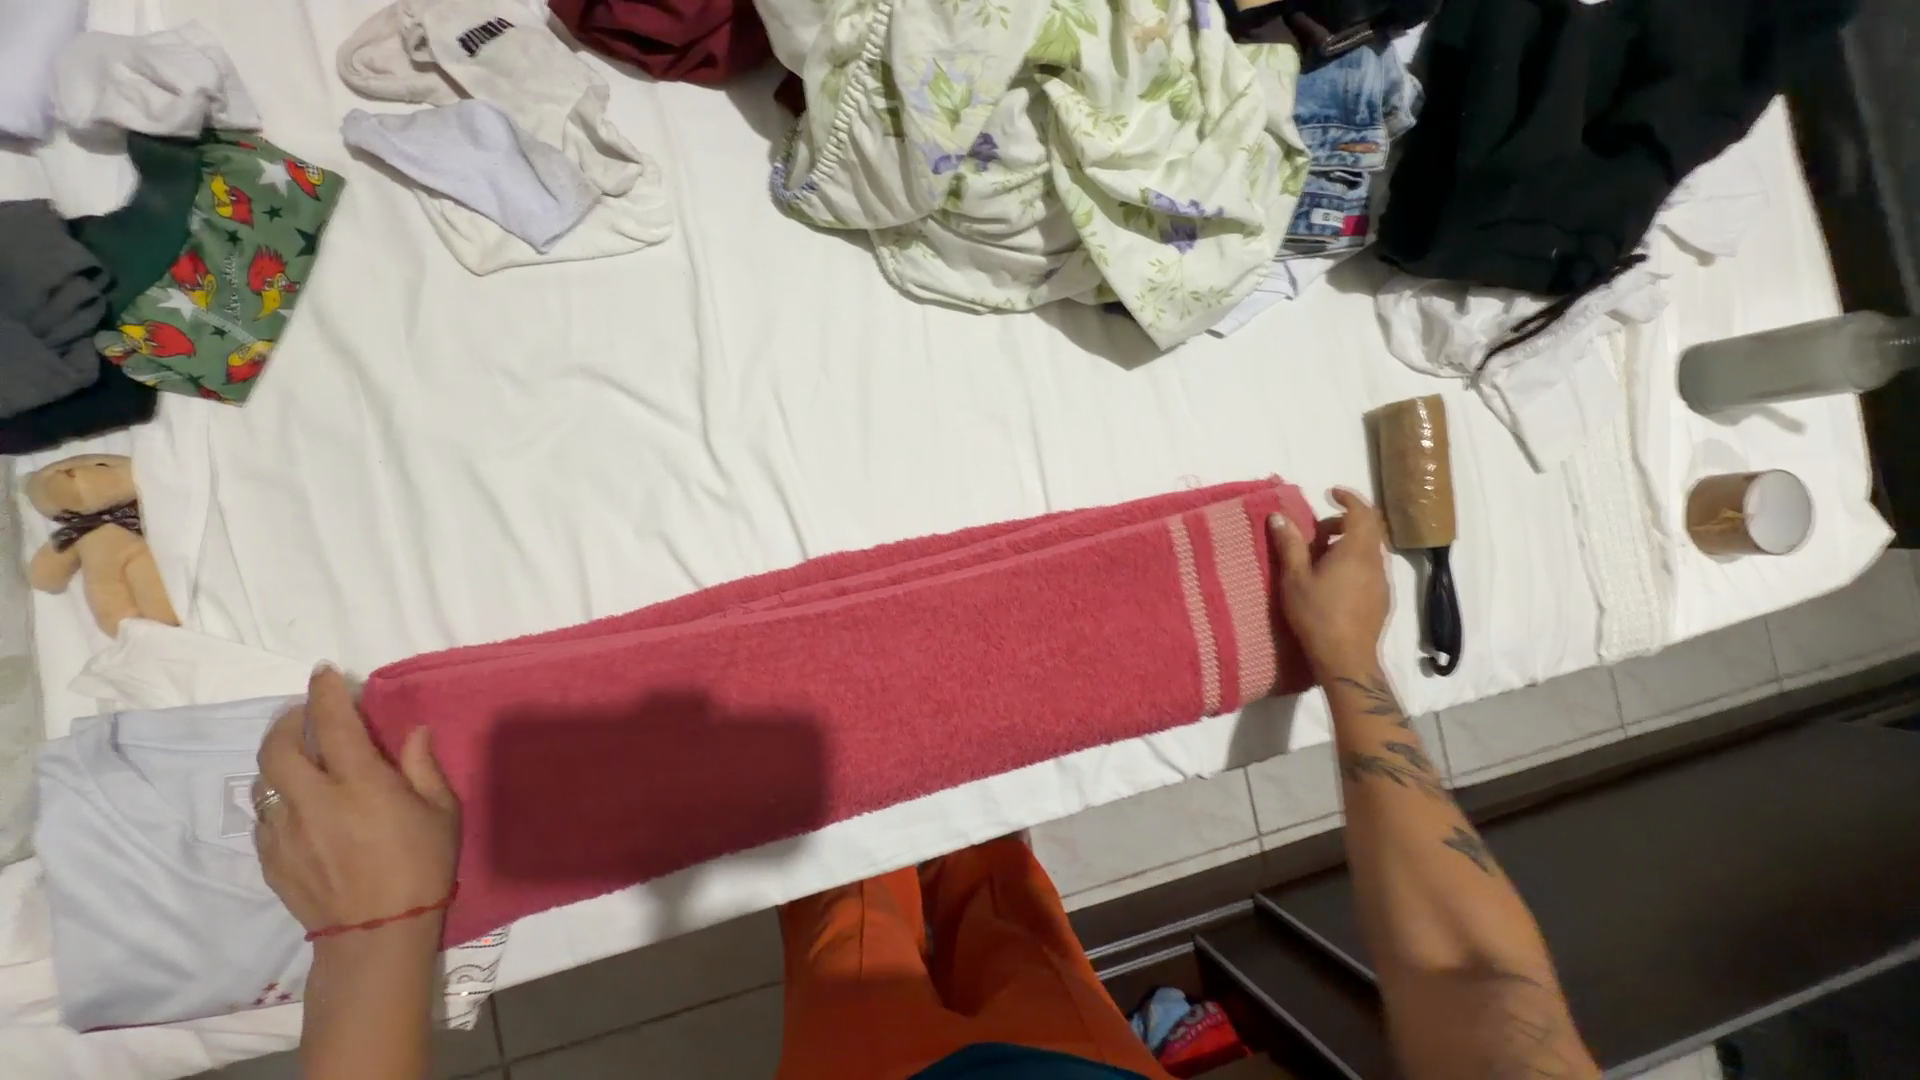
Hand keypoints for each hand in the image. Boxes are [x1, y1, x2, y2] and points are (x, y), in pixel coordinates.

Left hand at [254, 667, 459, 942]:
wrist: (378, 931)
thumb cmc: (424, 863)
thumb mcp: (442, 810)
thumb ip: (422, 767)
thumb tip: (413, 732)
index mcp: (360, 784)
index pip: (333, 725)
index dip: (325, 694)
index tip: (323, 673)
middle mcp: (314, 801)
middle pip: (277, 749)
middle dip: (287, 721)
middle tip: (304, 712)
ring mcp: (285, 831)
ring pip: (264, 781)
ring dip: (278, 758)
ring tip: (298, 753)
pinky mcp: (271, 857)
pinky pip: (265, 814)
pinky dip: (278, 795)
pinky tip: (298, 800)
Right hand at [1270, 487, 1390, 674]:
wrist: (1346, 658)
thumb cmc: (1317, 614)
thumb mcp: (1295, 578)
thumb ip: (1289, 544)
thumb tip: (1278, 516)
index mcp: (1355, 550)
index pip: (1362, 512)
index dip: (1348, 498)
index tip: (1331, 493)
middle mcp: (1375, 561)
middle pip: (1368, 529)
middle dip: (1344, 521)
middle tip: (1317, 531)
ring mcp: (1382, 581)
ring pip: (1369, 550)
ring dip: (1348, 543)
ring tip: (1321, 556)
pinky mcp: (1382, 598)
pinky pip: (1370, 568)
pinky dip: (1354, 561)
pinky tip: (1334, 581)